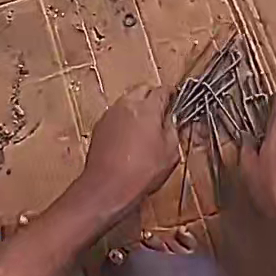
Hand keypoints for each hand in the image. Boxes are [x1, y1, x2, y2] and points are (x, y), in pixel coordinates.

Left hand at [70, 87, 178, 219]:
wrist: (107, 187)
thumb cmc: (141, 172)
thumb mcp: (170, 152)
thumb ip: (174, 129)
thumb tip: (173, 119)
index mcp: (147, 108)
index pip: (163, 90)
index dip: (172, 94)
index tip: (176, 100)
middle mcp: (127, 105)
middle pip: (143, 89)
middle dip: (153, 96)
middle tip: (161, 111)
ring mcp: (111, 114)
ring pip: (127, 99)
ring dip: (137, 106)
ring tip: (145, 125)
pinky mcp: (100, 125)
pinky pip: (116, 113)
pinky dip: (124, 118)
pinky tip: (129, 136)